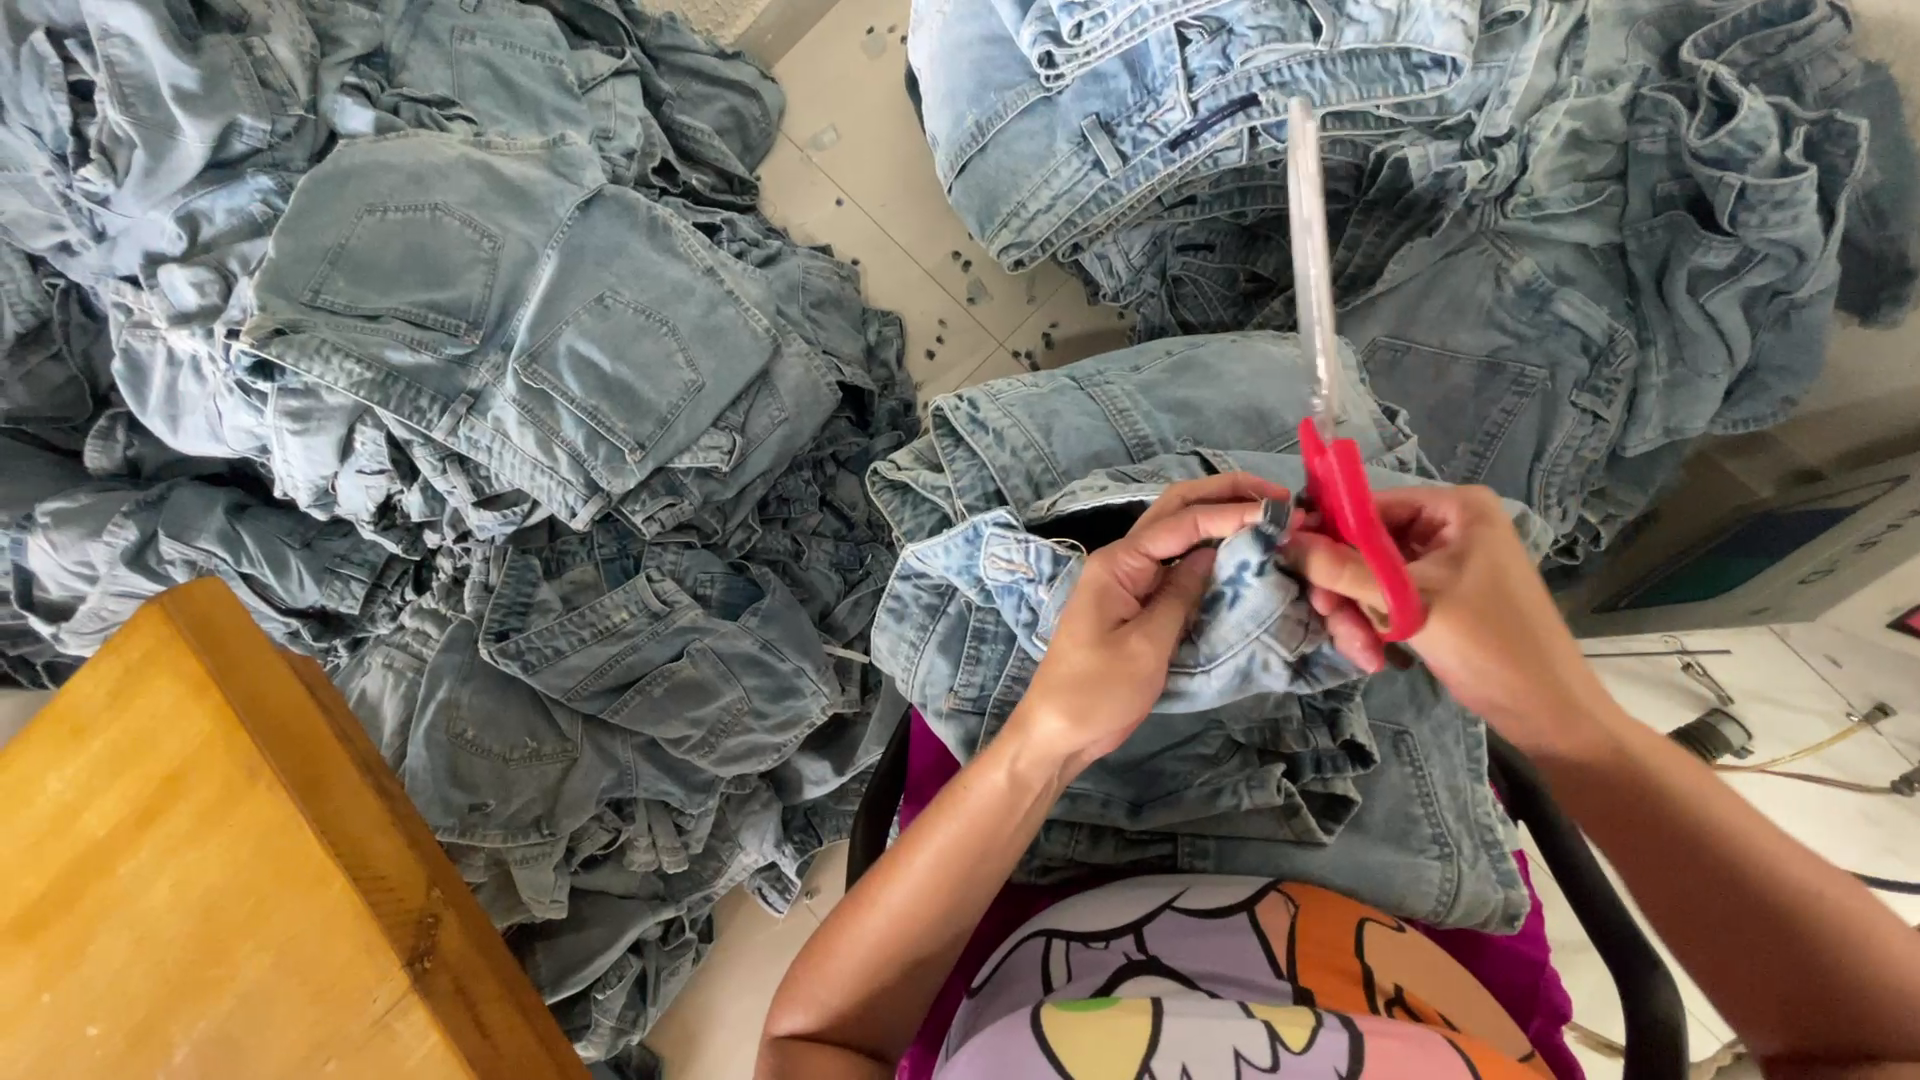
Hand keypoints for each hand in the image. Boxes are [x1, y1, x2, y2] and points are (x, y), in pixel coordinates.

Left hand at [1006, 473, 1291, 776]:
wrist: (1058, 730)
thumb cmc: (1097, 692)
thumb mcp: (1146, 647)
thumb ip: (1180, 596)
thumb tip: (1213, 554)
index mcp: (1117, 564)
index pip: (1180, 523)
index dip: (1229, 512)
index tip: (1278, 512)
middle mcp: (1121, 561)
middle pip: (1174, 511)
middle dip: (1223, 496)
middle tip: (1278, 496)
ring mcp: (1127, 580)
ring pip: (1176, 534)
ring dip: (1217, 518)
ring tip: (1267, 515)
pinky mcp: (1136, 603)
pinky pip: (1174, 566)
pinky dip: (1207, 553)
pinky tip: (1236, 553)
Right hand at [1286, 485, 1618, 760]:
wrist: (1545, 711)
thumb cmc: (1490, 643)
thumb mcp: (1408, 602)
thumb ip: (1343, 569)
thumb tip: (1285, 541)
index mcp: (1455, 509)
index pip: (1368, 506)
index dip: (1327, 535)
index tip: (1294, 564)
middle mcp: (1447, 527)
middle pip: (1363, 545)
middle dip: (1344, 590)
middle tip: (1329, 617)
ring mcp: (1440, 563)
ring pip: (1367, 577)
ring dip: (1355, 615)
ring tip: (1362, 650)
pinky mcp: (1434, 596)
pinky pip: (1383, 599)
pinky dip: (1373, 625)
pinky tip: (1375, 655)